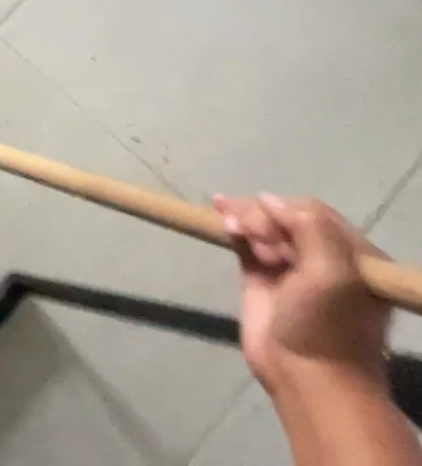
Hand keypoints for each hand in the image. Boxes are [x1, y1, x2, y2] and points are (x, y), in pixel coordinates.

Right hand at [214, 193, 389, 390]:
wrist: (305, 373)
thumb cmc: (327, 326)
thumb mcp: (333, 276)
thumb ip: (311, 231)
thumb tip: (268, 198)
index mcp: (353, 255)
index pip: (312, 212)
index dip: (282, 211)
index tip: (266, 232)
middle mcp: (323, 257)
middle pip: (282, 216)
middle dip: (259, 217)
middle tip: (250, 236)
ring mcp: (290, 267)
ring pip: (260, 227)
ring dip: (242, 219)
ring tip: (229, 227)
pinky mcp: (259, 276)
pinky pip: (244, 243)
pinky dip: (231, 228)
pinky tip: (217, 215)